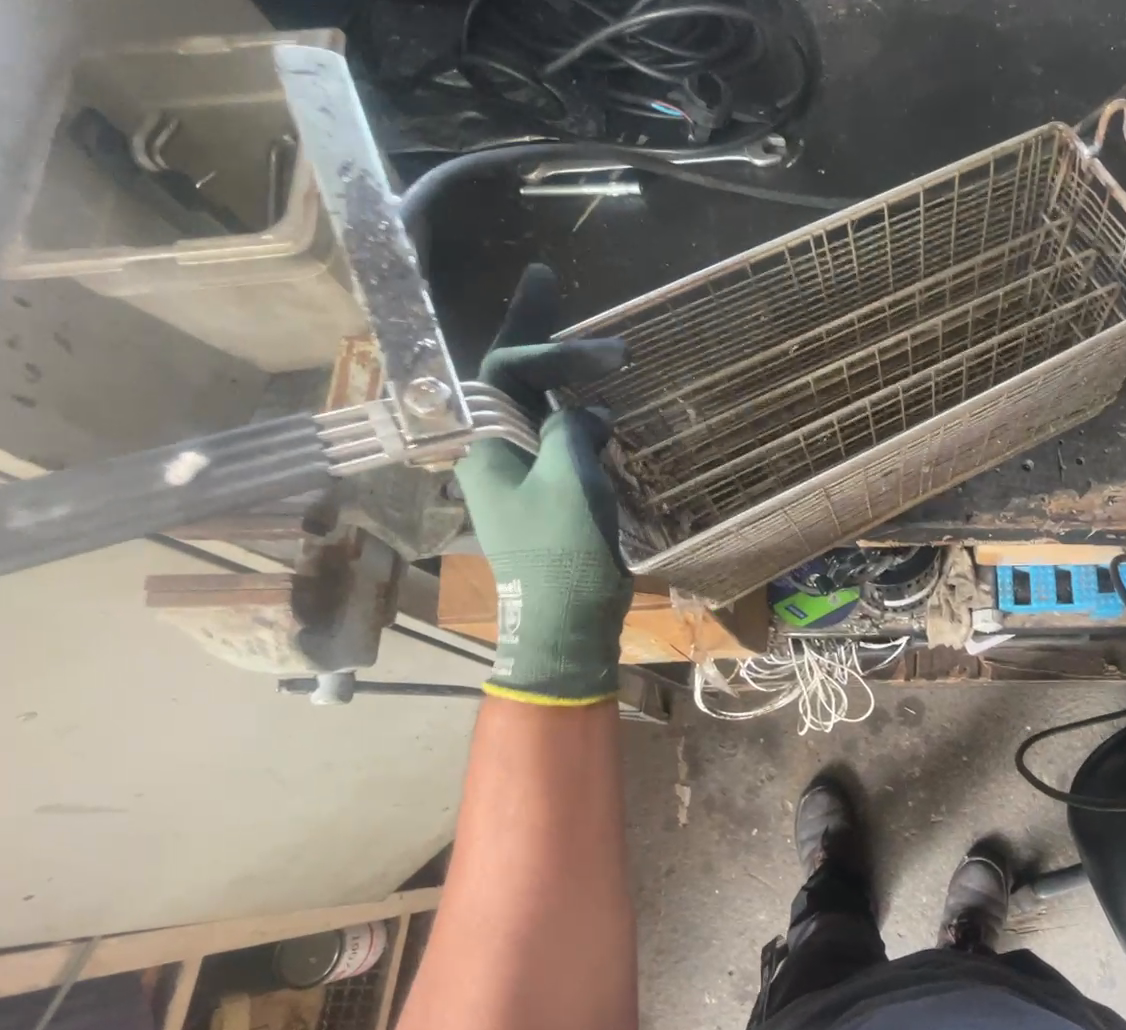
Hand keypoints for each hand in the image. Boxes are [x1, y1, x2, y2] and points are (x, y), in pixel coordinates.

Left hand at [455, 265, 631, 704]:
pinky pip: (558, 438)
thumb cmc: (561, 554)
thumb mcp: (570, 484)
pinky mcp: (548, 491)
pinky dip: (582, 419)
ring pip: (535, 405)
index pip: (502, 372)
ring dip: (564, 375)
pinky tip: (608, 415)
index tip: (611, 354)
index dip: (550, 349)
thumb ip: (571, 435)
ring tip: (595, 348)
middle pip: (507, 378)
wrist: (565, 620)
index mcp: (482, 445)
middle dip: (533, 332)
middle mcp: (492, 449)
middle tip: (547, 279)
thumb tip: (586, 414)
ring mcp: (520, 471)